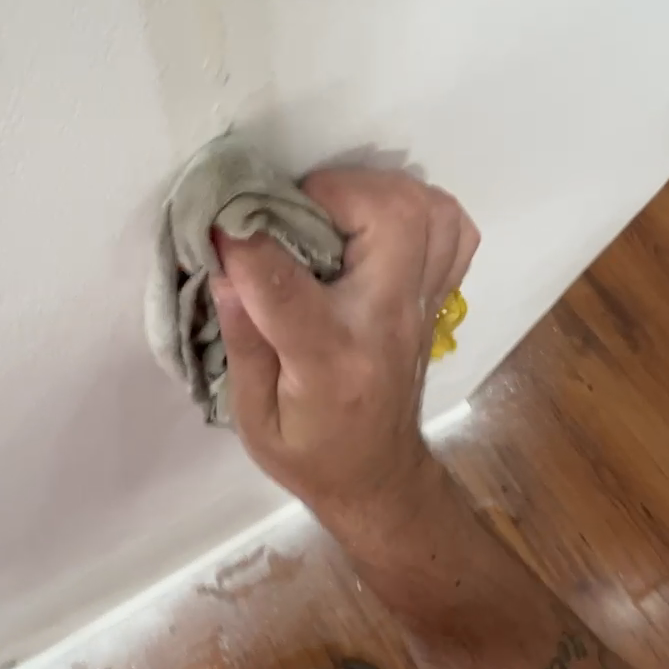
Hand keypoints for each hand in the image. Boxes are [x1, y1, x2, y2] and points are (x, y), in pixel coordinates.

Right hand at [210, 167, 477, 516]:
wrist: (377, 477)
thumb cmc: (307, 452)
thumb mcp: (252, 416)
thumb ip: (241, 338)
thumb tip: (224, 263)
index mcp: (329, 359)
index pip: (285, 281)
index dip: (244, 238)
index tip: (217, 221)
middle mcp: (386, 322)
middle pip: (390, 218)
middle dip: (331, 191)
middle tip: (292, 212)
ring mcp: (421, 307)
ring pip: (429, 210)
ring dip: (375, 193)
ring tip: (331, 214)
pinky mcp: (436, 299)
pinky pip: (451, 229)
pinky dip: (416, 209)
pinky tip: (374, 226)